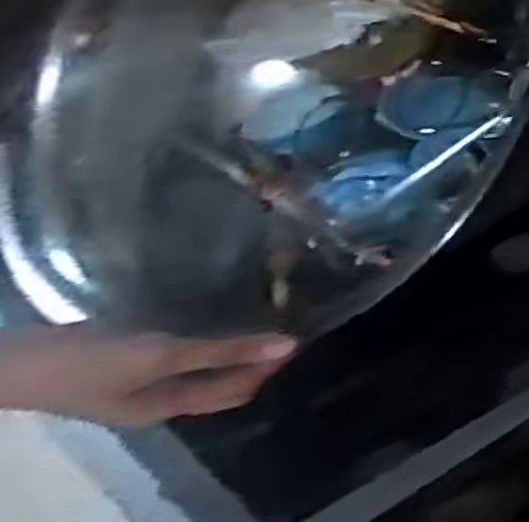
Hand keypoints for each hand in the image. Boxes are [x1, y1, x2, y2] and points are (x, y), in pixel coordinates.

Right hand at [0, 326, 295, 426]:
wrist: (15, 361)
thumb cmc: (90, 364)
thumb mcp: (162, 357)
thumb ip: (226, 351)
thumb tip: (290, 346)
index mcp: (168, 406)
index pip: (238, 391)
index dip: (273, 365)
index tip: (310, 331)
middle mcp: (162, 397)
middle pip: (227, 381)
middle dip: (262, 357)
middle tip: (300, 319)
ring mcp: (145, 381)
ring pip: (210, 365)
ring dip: (240, 345)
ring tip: (276, 312)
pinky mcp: (135, 362)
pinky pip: (189, 353)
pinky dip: (215, 338)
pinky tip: (232, 312)